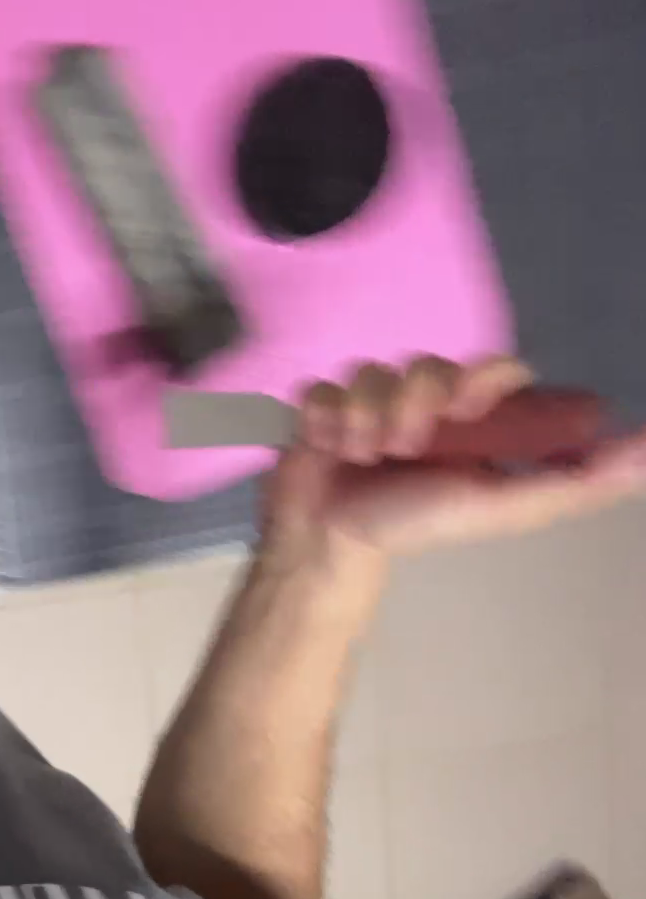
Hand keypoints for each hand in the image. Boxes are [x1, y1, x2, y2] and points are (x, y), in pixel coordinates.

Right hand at [263, 355, 645, 563]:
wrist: (327, 535)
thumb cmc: (414, 523)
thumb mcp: (503, 507)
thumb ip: (576, 480)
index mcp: (478, 421)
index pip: (498, 367)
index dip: (481, 380)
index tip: (468, 411)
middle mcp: (426, 404)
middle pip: (430, 364)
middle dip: (413, 405)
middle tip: (404, 447)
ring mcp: (370, 403)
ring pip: (371, 373)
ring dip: (363, 419)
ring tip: (359, 455)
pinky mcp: (321, 408)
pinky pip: (323, 388)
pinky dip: (325, 420)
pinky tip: (328, 446)